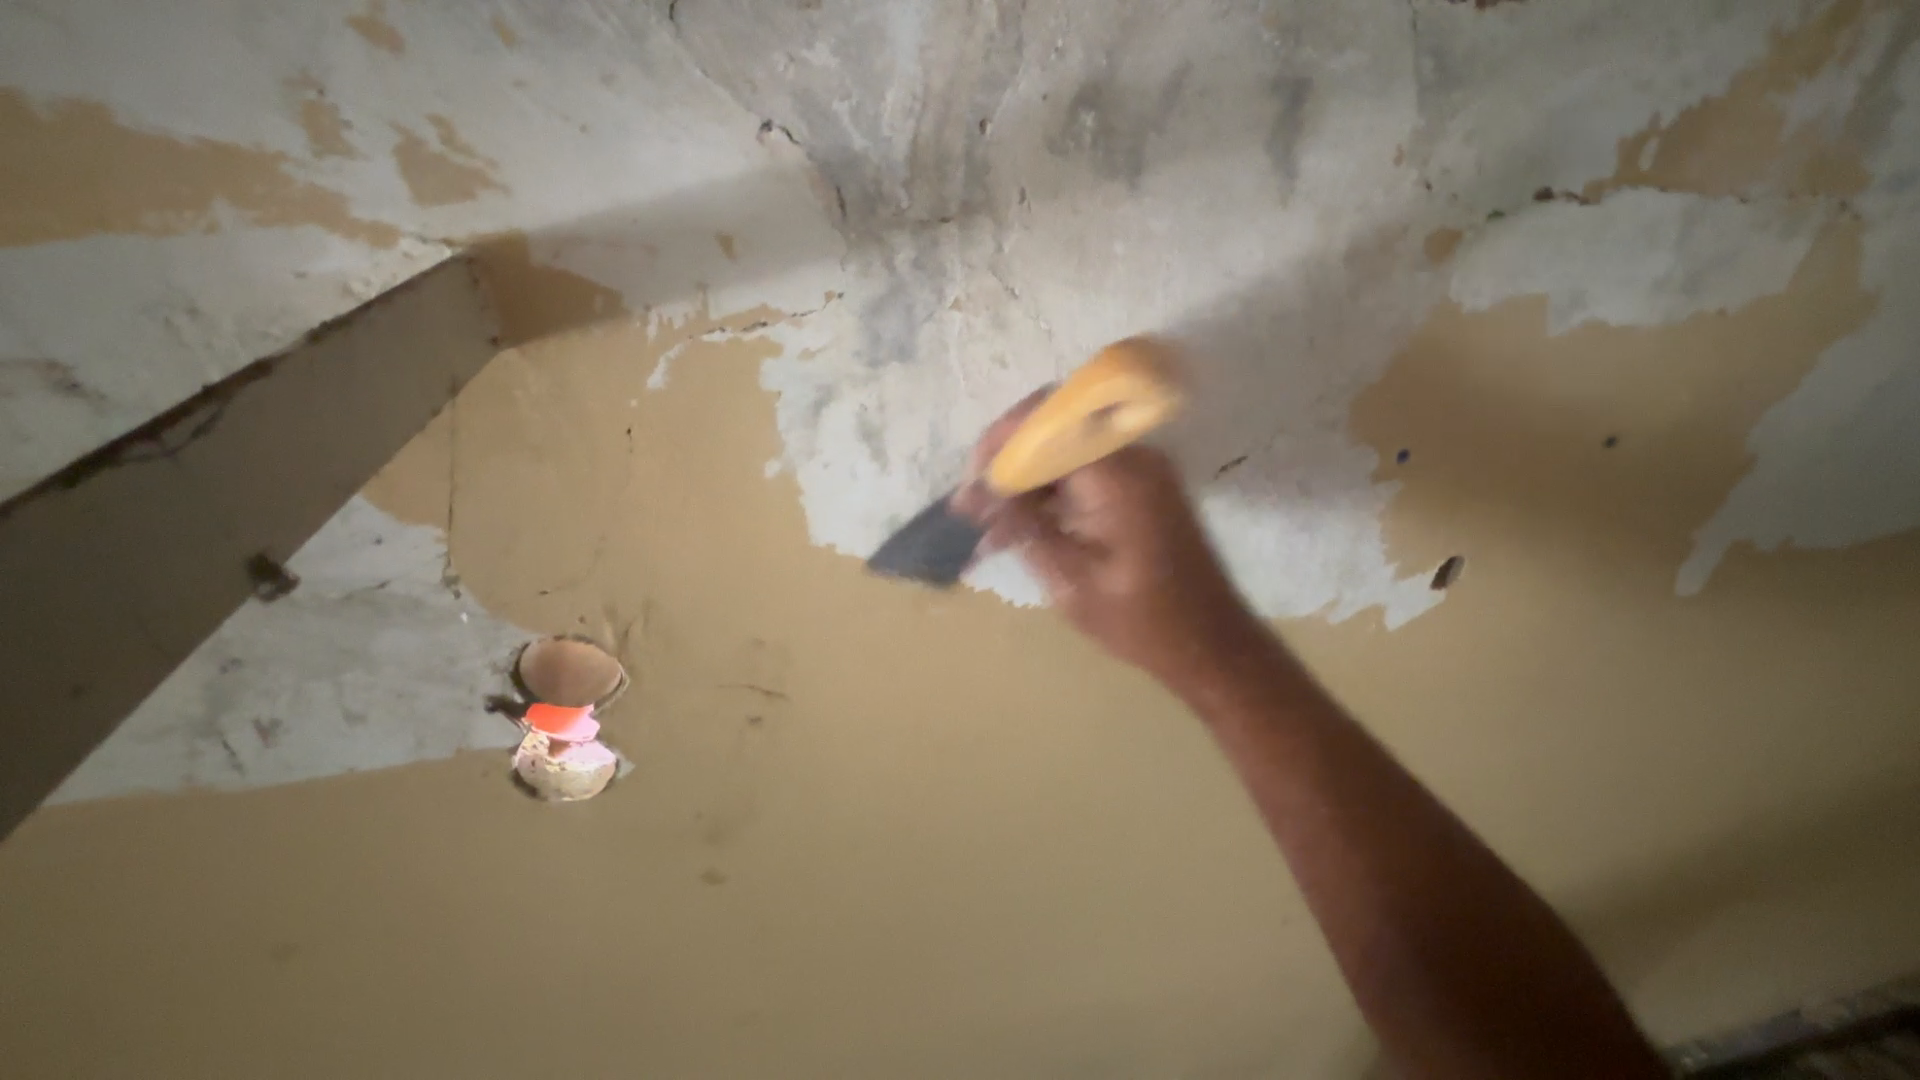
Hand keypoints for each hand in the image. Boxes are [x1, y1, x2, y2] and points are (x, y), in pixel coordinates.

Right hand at [953, 394, 1268, 693]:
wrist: (1211, 643)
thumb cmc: (1142, 622)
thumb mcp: (1070, 581)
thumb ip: (1026, 527)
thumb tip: (981, 494)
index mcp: (1118, 475)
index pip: (1046, 423)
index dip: (1000, 443)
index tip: (971, 484)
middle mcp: (1132, 457)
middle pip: (1054, 427)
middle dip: (1007, 459)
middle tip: (974, 504)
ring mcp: (1140, 469)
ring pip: (1065, 450)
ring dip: (1025, 480)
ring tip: (986, 527)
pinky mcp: (1140, 487)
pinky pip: (1083, 472)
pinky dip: (1050, 493)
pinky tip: (1018, 531)